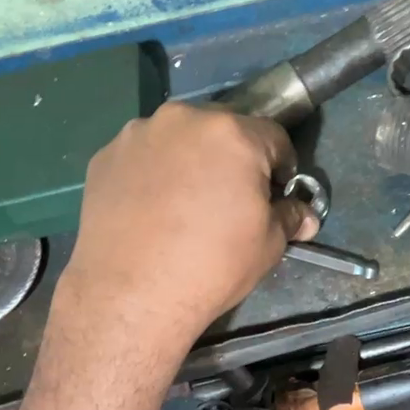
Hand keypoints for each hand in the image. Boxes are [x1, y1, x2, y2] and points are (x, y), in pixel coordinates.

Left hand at [60, 102, 319, 333]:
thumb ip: (288, 218)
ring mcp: (139, 133)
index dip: (282, 169)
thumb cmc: (214, 265)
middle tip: (230, 203)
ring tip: (187, 208)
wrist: (134, 290)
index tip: (276, 197)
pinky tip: (155, 213)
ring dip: (192, 163)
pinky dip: (156, 176)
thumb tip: (302, 215)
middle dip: (234, 160)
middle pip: (223, 131)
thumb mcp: (269, 245)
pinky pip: (145, 157)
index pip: (275, 137)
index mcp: (234, 134)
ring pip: (180, 141)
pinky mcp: (106, 155)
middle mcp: (184, 119)